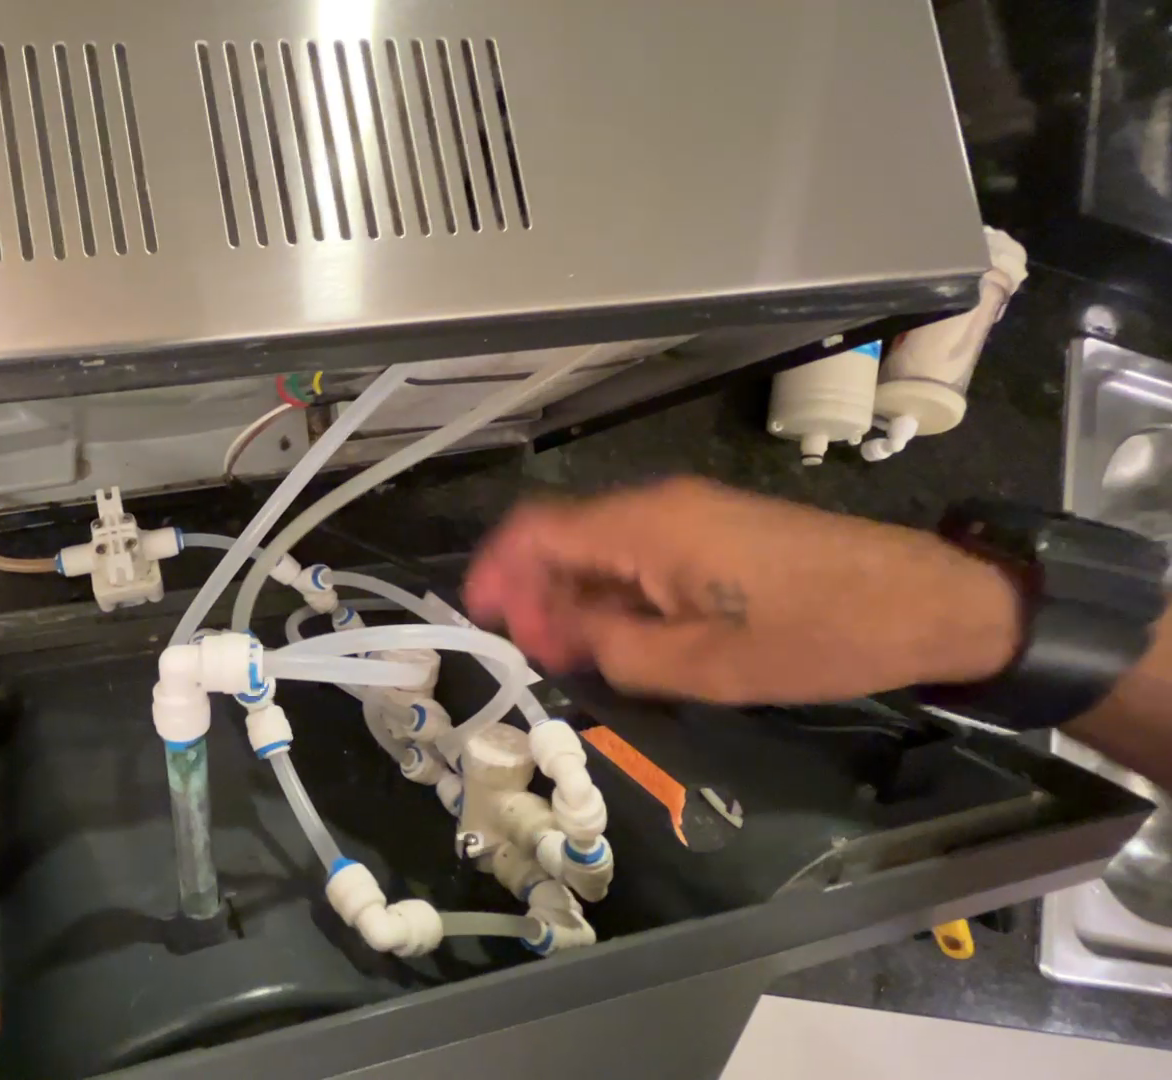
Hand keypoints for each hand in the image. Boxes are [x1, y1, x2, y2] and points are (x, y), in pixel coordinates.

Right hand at [463, 477, 1022, 702]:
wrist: (935, 602)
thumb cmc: (815, 636)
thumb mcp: (702, 666)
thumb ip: (612, 649)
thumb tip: (562, 635)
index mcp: (645, 529)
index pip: (537, 531)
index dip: (497, 569)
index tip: (481, 615)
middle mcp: (654, 505)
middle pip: (561, 537)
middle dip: (533, 591)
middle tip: (537, 649)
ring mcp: (684, 511)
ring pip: (595, 546)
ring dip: (571, 593)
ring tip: (576, 648)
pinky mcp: (708, 526)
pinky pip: (632, 551)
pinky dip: (609, 588)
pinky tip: (620, 628)